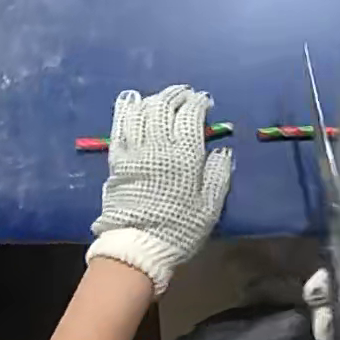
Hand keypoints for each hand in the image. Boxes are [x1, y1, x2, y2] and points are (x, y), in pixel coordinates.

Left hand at [85, 85, 232, 294]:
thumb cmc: (178, 228)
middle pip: (165, 106)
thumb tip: (222, 149)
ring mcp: (135, 150)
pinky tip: (131, 99)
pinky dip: (126, 108)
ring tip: (162, 98)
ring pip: (142, 111)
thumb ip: (217, 174)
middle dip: (176, 95)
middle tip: (185, 95)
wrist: (138, 244)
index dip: (198, 103)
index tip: (204, 101)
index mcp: (185, 155)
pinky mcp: (117, 158)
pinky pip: (120, 125)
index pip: (191, 115)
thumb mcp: (209, 206)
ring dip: (154, 99)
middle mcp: (159, 145)